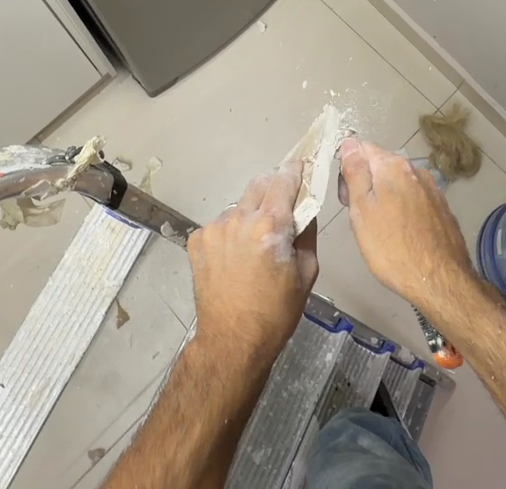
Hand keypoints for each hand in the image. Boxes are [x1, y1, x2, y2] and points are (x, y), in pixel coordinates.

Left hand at [186, 160, 319, 360]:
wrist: (231, 341)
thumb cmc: (276, 312)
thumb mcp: (307, 272)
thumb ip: (306, 231)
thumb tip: (306, 206)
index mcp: (270, 224)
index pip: (284, 180)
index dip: (294, 170)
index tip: (300, 165)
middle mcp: (240, 218)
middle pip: (259, 184)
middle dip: (273, 187)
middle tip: (281, 204)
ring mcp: (214, 228)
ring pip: (239, 205)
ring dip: (251, 213)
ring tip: (255, 242)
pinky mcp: (198, 240)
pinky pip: (221, 224)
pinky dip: (231, 231)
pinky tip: (235, 256)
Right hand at [338, 138, 478, 314]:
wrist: (440, 282)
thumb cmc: (392, 248)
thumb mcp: (361, 210)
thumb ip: (355, 173)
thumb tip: (349, 143)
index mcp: (393, 166)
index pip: (361, 148)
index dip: (347, 169)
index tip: (346, 197)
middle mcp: (416, 170)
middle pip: (380, 165)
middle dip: (366, 184)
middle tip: (360, 218)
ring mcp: (433, 190)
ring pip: (397, 184)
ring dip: (384, 198)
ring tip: (380, 230)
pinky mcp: (442, 209)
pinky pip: (414, 200)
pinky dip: (403, 210)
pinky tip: (402, 234)